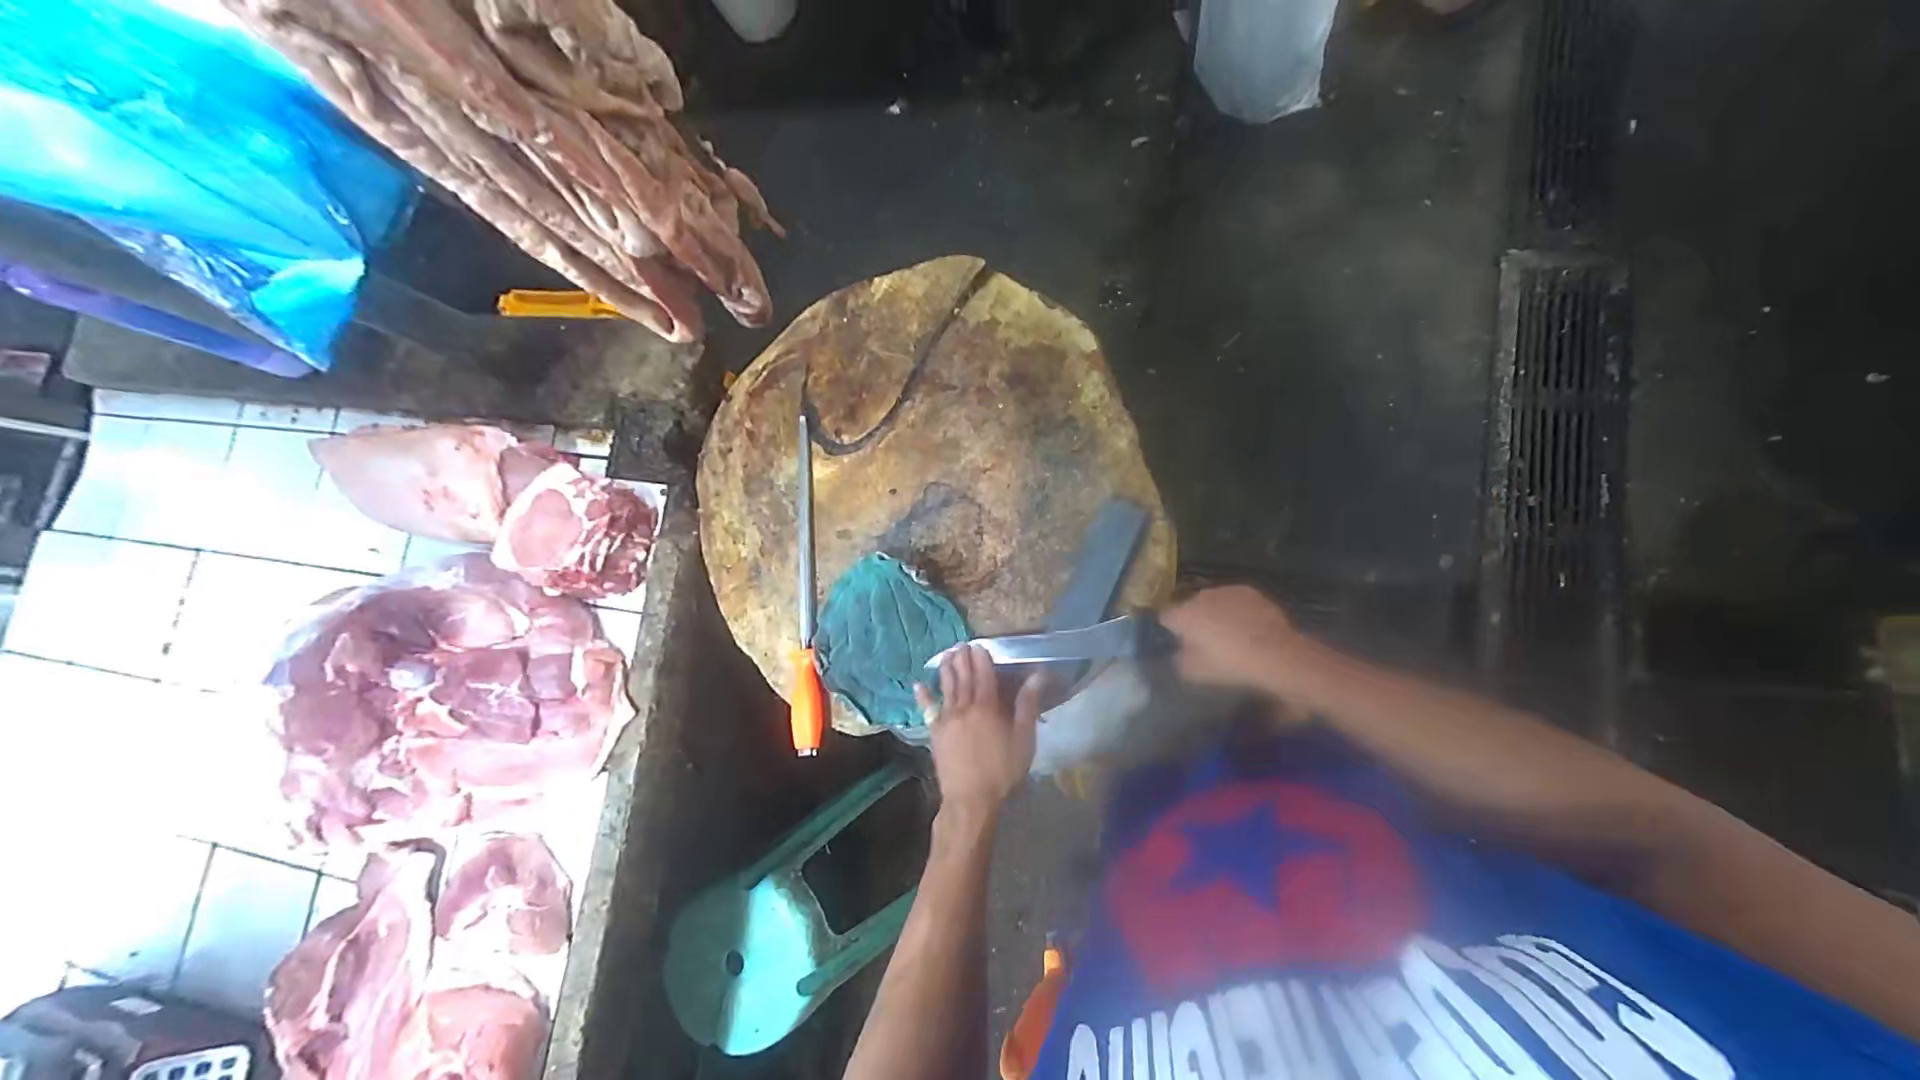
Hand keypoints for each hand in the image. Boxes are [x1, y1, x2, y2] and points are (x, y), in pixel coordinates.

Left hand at [915, 645, 1043, 816]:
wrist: (971, 798)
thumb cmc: (1002, 770)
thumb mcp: (1023, 739)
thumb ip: (1027, 705)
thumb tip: (1036, 676)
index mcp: (987, 707)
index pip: (984, 675)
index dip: (982, 659)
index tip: (979, 646)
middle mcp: (965, 707)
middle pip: (963, 678)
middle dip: (963, 660)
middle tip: (961, 644)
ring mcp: (947, 719)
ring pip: (947, 688)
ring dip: (946, 670)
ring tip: (946, 655)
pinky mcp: (936, 733)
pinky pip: (928, 710)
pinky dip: (924, 697)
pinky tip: (919, 685)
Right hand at [1160, 585, 1304, 695]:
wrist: (1277, 655)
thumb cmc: (1232, 665)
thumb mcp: (1197, 673)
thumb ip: (1180, 659)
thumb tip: (1178, 652)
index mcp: (1184, 616)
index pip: (1165, 616)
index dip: (1170, 628)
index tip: (1178, 640)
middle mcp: (1200, 597)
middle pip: (1189, 606)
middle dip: (1194, 619)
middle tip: (1205, 639)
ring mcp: (1225, 591)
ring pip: (1211, 600)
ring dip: (1214, 612)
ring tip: (1228, 631)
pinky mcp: (1248, 591)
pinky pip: (1232, 599)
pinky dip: (1234, 608)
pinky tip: (1246, 624)